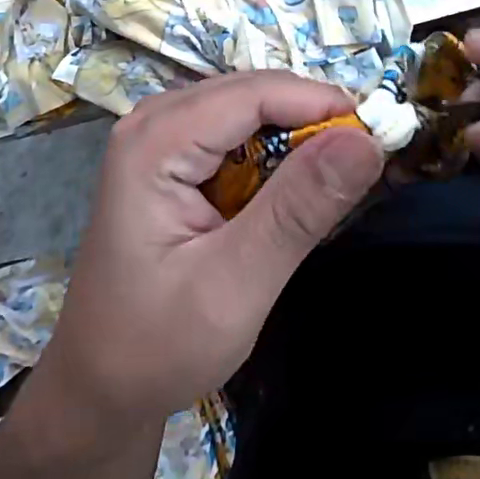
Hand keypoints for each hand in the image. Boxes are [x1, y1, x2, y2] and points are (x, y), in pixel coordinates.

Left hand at [0, 72, 384, 478]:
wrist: (100, 386)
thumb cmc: (156, 346)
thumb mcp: (235, 286)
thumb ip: (299, 211)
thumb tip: (365, 140)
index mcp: (154, 142)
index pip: (255, 92)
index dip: (322, 105)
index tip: (379, 140)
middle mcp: (155, 121)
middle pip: (254, 92)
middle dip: (313, 121)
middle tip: (362, 168)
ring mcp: (163, 135)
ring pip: (252, 109)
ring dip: (299, 138)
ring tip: (328, 188)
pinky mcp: (176, 156)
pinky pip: (240, 132)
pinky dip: (277, 155)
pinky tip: (289, 195)